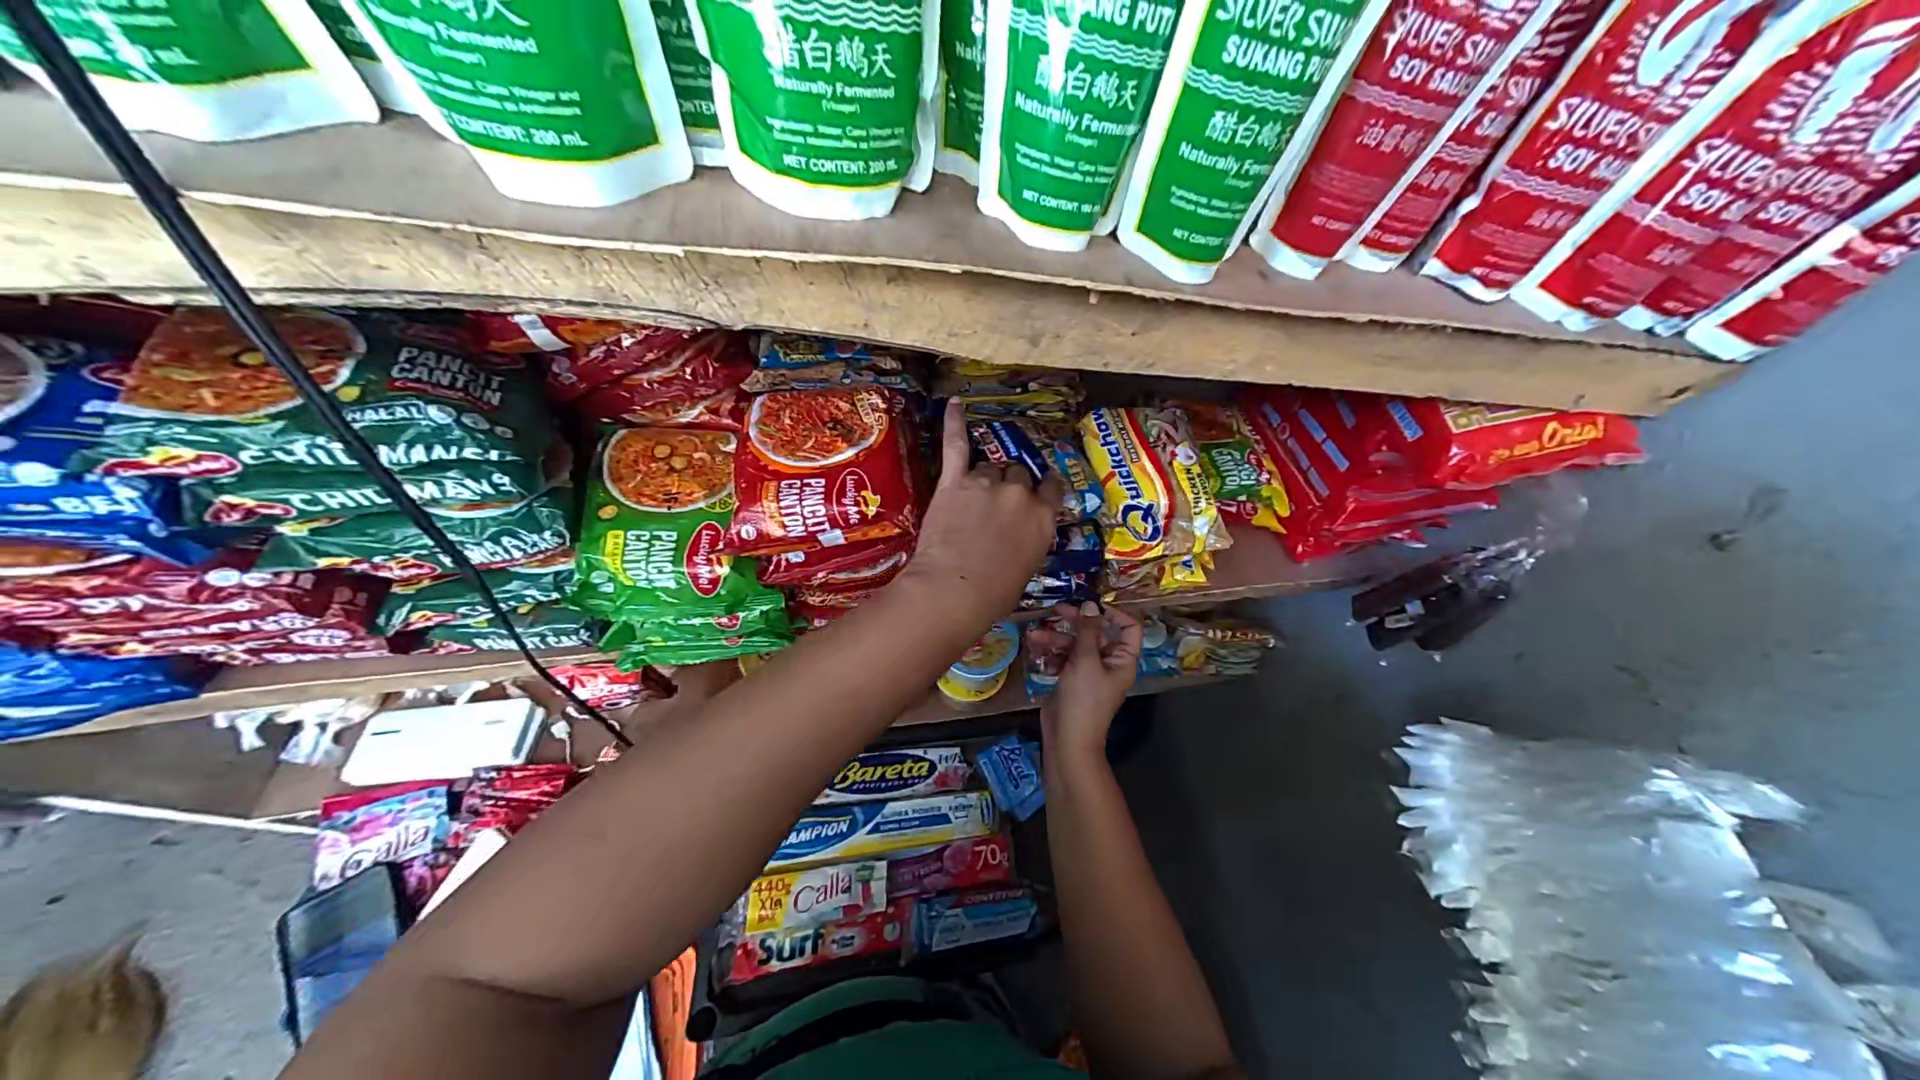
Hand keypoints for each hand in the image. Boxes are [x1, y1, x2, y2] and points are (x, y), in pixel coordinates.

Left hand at [899, 400, 1062, 619]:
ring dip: (984, 478)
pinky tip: (954, 405)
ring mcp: (986, 484)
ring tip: (972, 495)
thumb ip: (1027, 541)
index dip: (1041, 490)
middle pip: (1018, 475)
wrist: (956, 589)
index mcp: (1043, 517)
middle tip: (995, 507)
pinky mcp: (954, 482)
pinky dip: (954, 423)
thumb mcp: (1026, 568)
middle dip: (1009, 487)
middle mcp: (1019, 494)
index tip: (1037, 492)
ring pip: (990, 468)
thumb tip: (1017, 538)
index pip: (1050, 488)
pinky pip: (956, 444)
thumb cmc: (994, 594)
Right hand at [1041, 601, 1141, 763]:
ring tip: (1035, 636)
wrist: (1068, 738)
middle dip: (1075, 623)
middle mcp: (1108, 664)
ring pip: (1075, 646)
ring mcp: (1088, 673)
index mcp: (1122, 660)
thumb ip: (1088, 630)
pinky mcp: (1071, 681)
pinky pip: (1063, 660)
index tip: (1091, 606)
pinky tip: (1036, 652)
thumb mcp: (1086, 660)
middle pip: (1096, 634)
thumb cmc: (1083, 699)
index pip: (1129, 629)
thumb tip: (1090, 604)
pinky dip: (1051, 654)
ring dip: (1055, 639)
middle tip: (1056, 610)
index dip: (1114, 614)